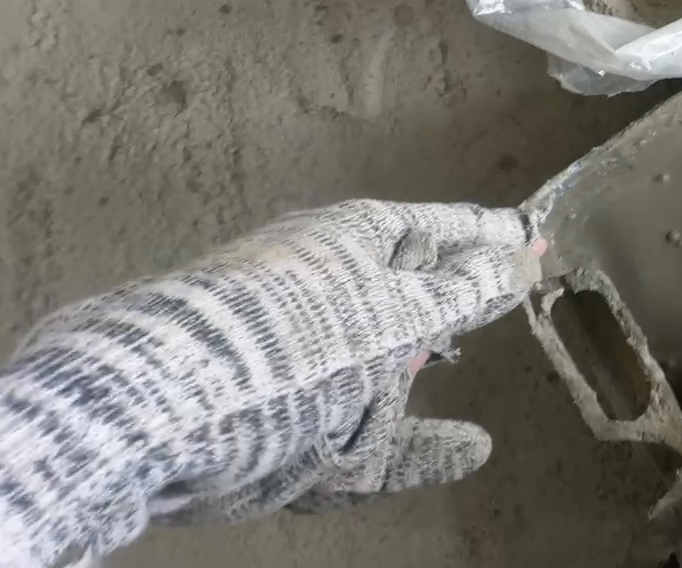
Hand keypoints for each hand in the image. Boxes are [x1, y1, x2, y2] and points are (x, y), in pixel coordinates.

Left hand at [0, 201, 546, 567]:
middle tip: (496, 305)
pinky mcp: (282, 426)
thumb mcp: (397, 310)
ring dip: (415, 378)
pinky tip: (466, 451)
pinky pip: (365, 437)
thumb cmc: (292, 339)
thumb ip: (468, 289)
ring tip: (431, 391)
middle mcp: (330, 293)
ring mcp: (300, 362)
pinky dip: (414, 447)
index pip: (450, 230)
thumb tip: (523, 258)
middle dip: (452, 304)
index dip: (499, 235)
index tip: (540, 238)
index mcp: (357, 242)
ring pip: (383, 366)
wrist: (140, 421)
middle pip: (413, 294)